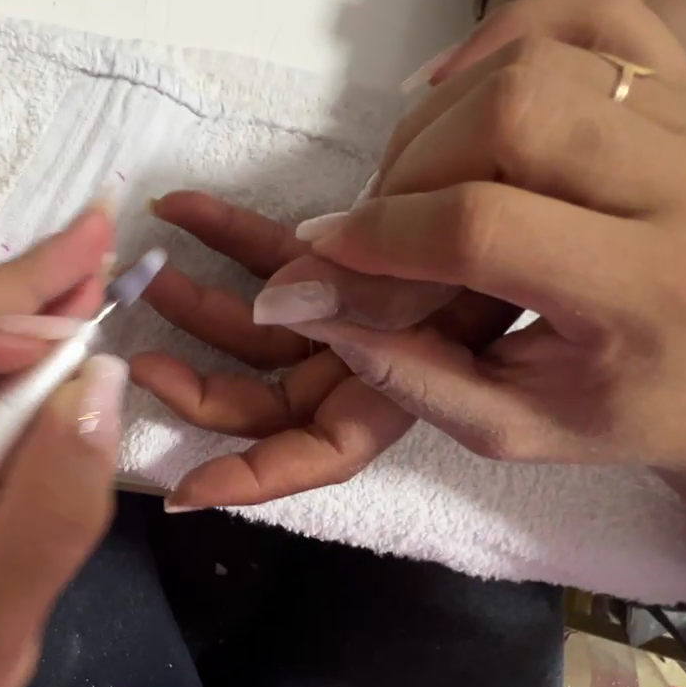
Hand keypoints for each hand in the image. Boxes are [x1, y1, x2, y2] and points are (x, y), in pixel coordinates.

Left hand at [129, 194, 517, 508]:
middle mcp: (349, 367)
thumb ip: (373, 316)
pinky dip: (224, 231)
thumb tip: (279, 298)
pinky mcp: (323, 260)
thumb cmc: (526, 263)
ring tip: (144, 265)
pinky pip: (266, 253)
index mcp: (384, 397)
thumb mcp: (459, 304)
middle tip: (137, 359)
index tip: (179, 492)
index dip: (248, 480)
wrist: (548, 195)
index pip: (310, 457)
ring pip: (248, 326)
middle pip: (257, 399)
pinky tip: (179, 205)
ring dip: (192, 299)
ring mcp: (331, 315)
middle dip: (195, 383)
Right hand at [293, 0, 685, 470]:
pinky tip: (458, 96)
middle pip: (509, 115)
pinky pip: (589, 13)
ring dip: (438, 118)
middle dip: (407, 169)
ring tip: (413, 181)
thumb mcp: (498, 426)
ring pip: (532, 60)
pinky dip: (501, 40)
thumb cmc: (614, 413)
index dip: (380, 234)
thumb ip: (397, 367)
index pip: (483, 227)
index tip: (320, 254)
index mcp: (643, 293)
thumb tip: (299, 300)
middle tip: (375, 223)